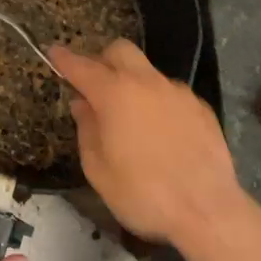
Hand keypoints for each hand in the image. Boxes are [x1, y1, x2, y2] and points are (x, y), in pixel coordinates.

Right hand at [49, 40, 242, 245]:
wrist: (207, 209)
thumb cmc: (143, 194)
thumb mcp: (99, 170)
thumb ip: (87, 130)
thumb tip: (83, 105)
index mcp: (115, 94)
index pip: (83, 67)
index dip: (65, 59)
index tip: (53, 52)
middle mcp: (146, 82)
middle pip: (120, 51)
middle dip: (102, 60)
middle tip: (94, 86)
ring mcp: (177, 92)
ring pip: (147, 72)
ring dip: (132, 84)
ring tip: (130, 119)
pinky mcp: (200, 107)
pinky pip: (170, 94)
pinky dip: (158, 103)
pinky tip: (161, 135)